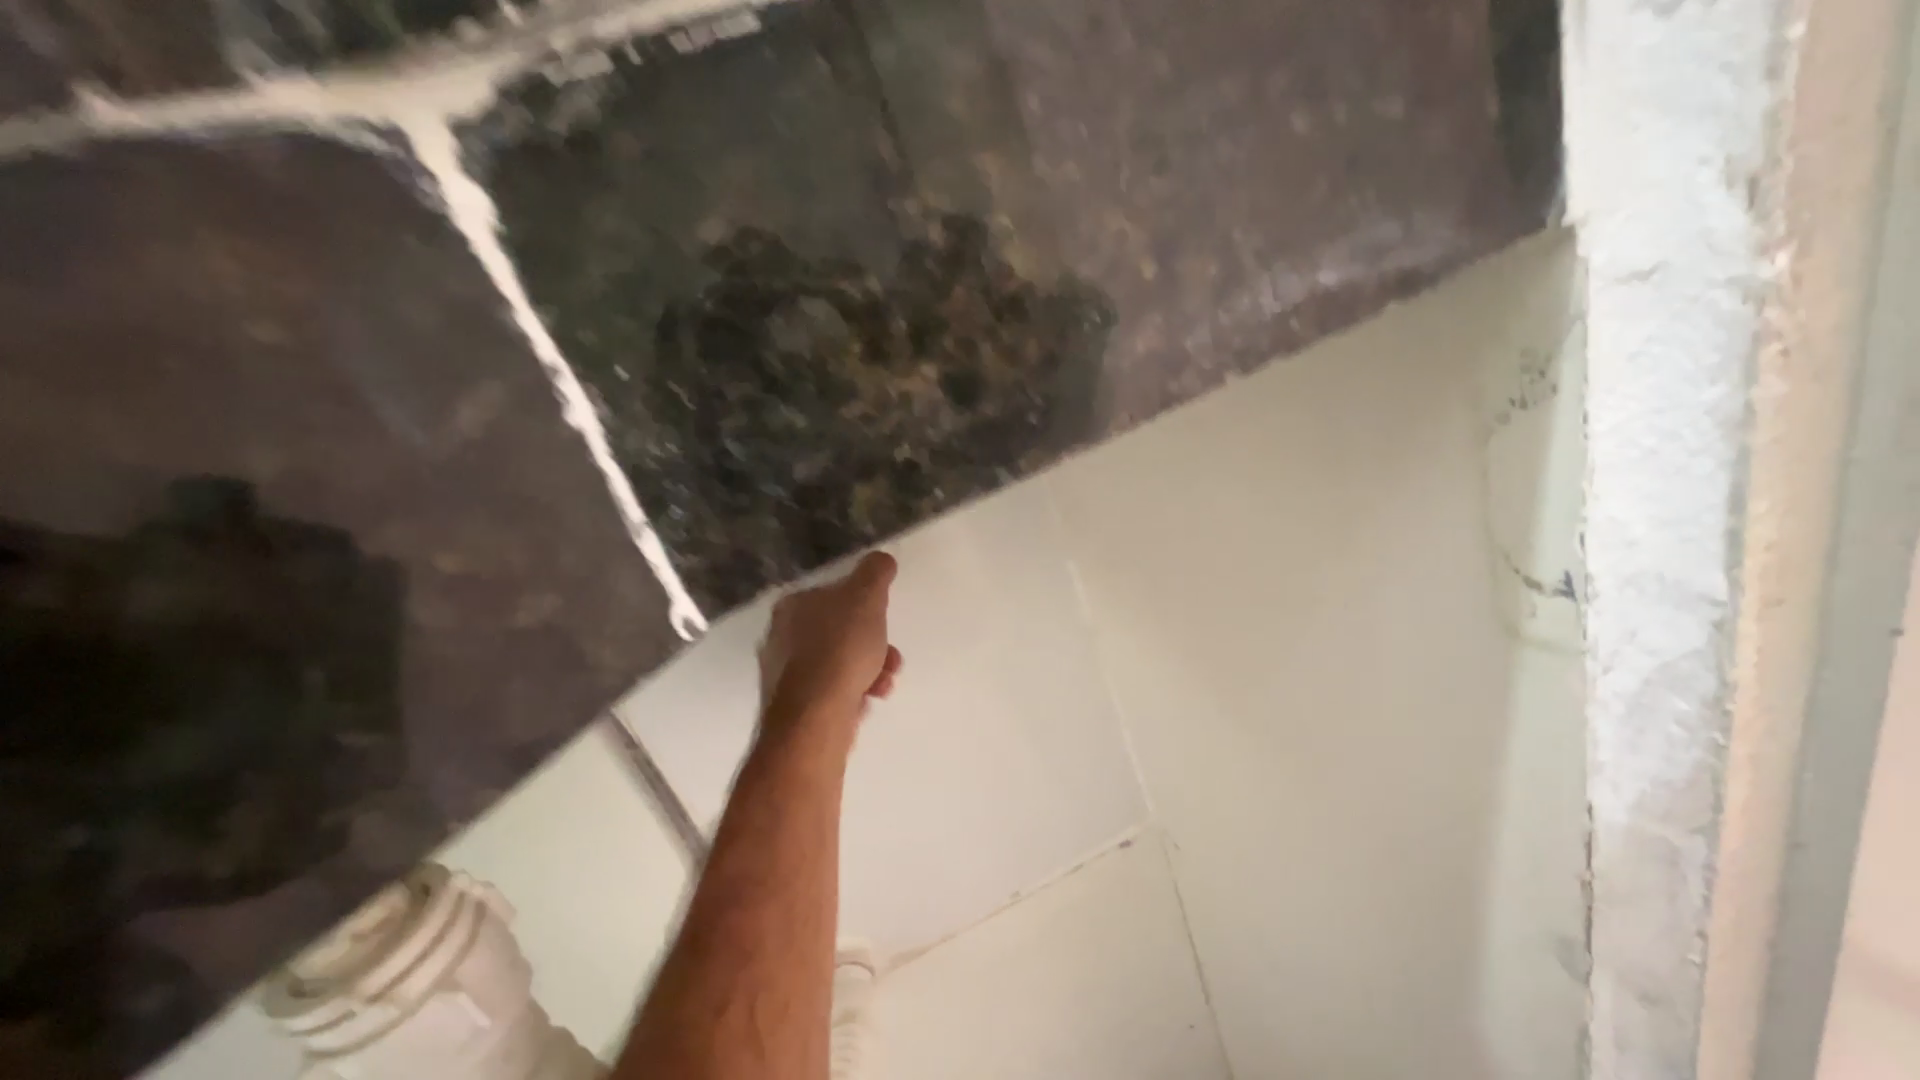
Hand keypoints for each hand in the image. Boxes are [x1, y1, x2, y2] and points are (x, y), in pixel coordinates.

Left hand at [758, 552, 903, 734]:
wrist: (816, 715)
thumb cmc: (840, 648)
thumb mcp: (866, 597)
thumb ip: (875, 572)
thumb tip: (881, 560)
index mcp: (792, 606)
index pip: (832, 595)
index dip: (864, 606)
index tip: (884, 620)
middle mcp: (781, 638)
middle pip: (839, 633)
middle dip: (872, 645)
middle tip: (891, 658)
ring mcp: (784, 676)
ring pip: (838, 665)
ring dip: (870, 671)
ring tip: (884, 684)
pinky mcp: (793, 708)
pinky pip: (832, 694)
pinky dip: (853, 694)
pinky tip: (866, 701)